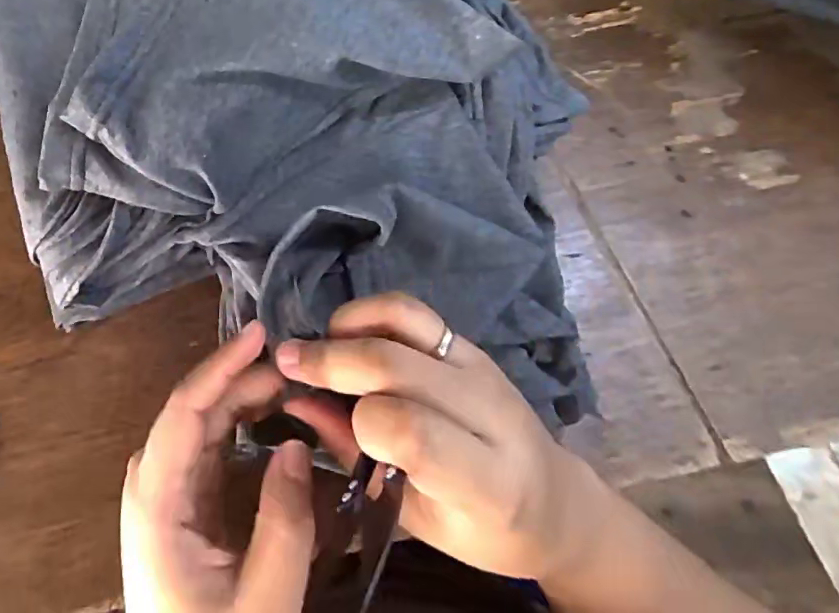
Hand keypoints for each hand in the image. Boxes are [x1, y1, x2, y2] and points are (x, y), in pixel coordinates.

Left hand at [121, 321, 315, 612]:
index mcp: (156, 497)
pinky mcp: (183, 500)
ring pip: (205, 421)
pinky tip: (274, 416)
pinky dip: (244, 423)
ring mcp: (166, 488)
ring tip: (292, 385)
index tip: (261, 334)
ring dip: (246, 397)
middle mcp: (153, 480)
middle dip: (244, 379)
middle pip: (197, 408)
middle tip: (297, 367)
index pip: (185, 408)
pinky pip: (212, 444)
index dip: (222, 365)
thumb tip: (296, 444)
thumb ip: (285, 525)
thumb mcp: (263, 602)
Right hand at [278, 293, 610, 585]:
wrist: (552, 499)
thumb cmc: (484, 529)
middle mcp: (487, 409)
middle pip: (396, 363)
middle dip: (331, 358)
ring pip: (404, 319)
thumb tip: (297, 402)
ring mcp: (478, 364)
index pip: (414, 431)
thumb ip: (358, 461)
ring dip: (349, 324)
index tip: (316, 411)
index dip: (360, 419)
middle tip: (287, 360)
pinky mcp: (469, 342)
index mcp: (486, 481)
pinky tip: (348, 333)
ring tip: (320, 345)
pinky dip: (370, 312)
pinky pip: (412, 310)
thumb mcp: (420, 519)